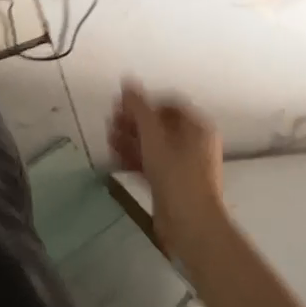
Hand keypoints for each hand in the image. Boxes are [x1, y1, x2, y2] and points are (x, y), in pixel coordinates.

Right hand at [108, 83, 226, 254]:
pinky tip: (115, 157)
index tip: (122, 106)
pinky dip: (133, 158)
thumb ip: (139, 108)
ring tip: (109, 140)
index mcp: (197, 127)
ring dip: (129, 139)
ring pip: (152, 144)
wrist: (190, 224)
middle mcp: (193, 143)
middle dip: (132, 121)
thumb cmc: (175, 175)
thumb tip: (127, 82)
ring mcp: (182, 164)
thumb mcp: (154, 136)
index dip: (144, 102)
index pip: (168, 103)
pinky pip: (149, 162)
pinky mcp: (171, 183)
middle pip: (158, 124)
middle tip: (111, 122)